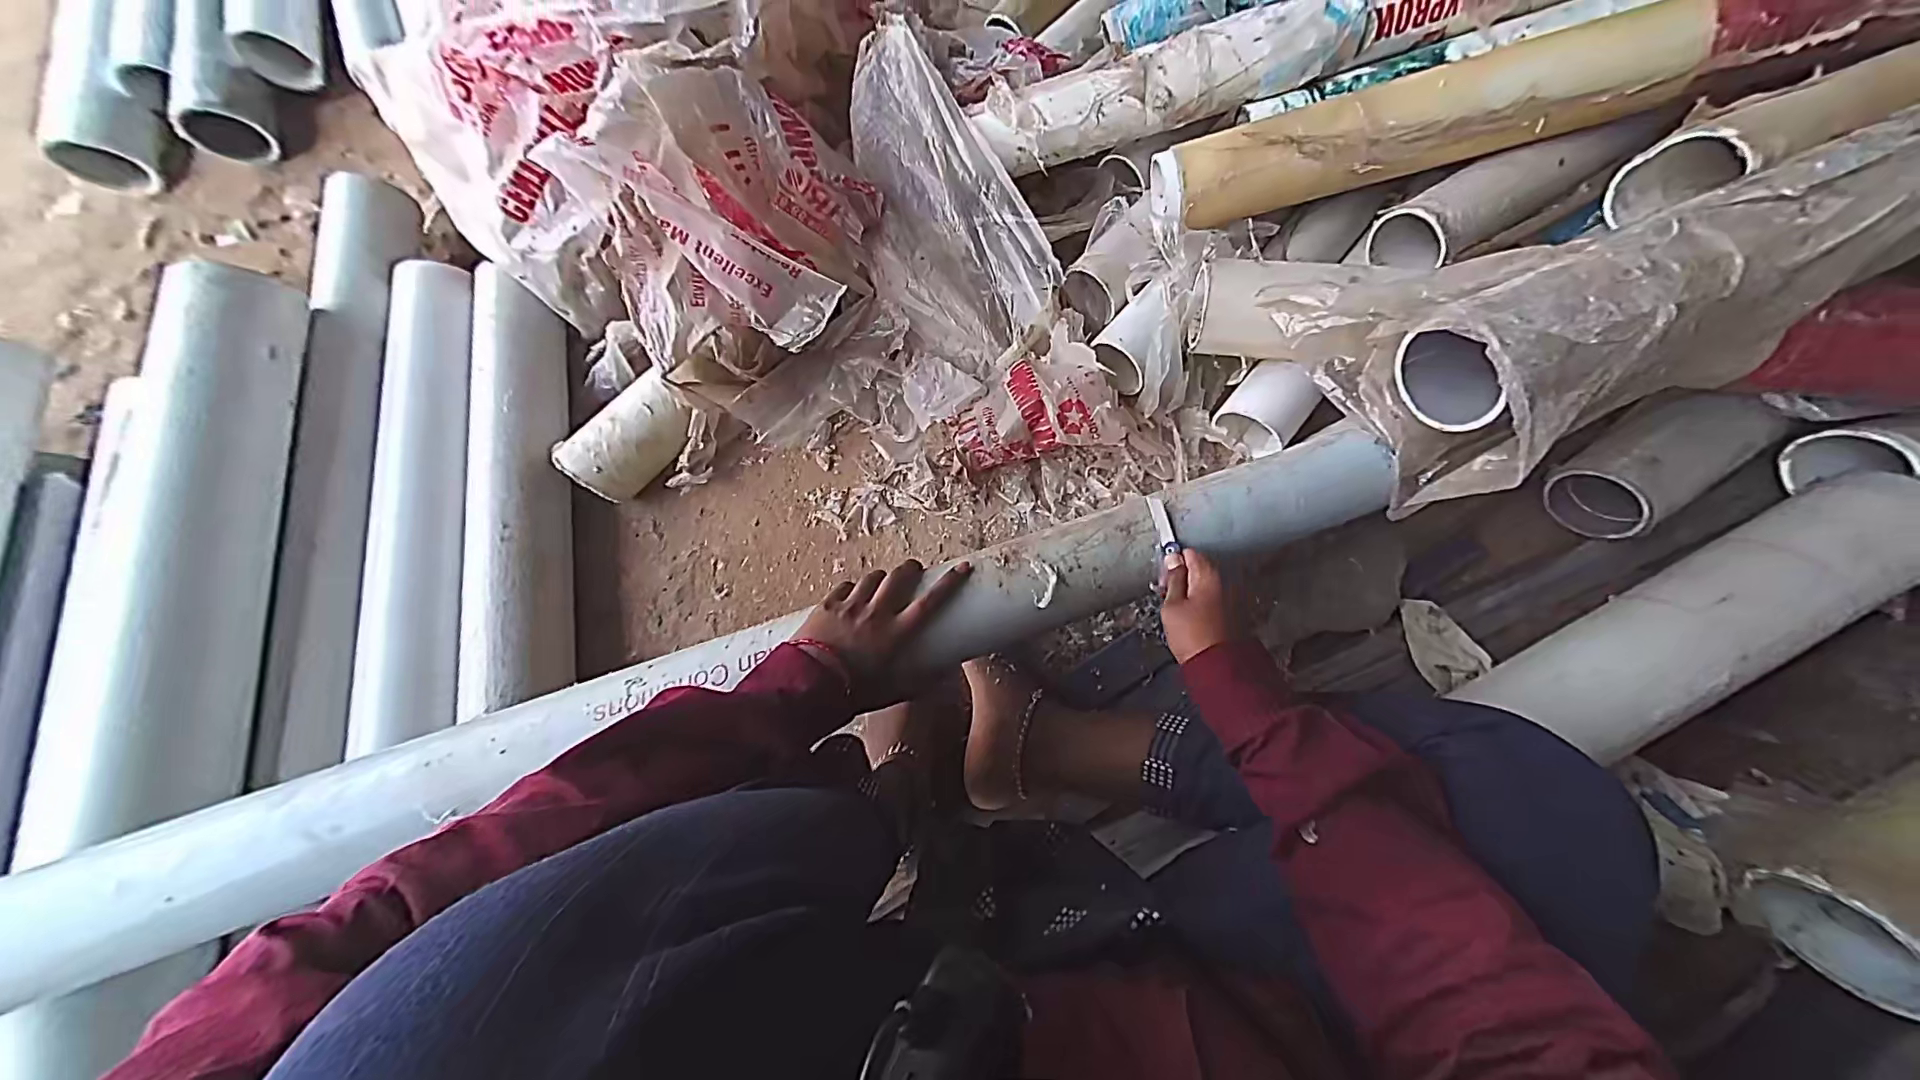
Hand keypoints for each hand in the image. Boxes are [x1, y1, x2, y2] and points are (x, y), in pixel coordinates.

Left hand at [795, 559, 971, 707]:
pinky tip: (852, 597)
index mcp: (896, 633)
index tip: (962, 568)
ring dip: (881, 579)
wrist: (808, 686)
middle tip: (914, 573)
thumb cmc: (851, 693)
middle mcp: (876, 614)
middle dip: (910, 569)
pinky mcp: (828, 605)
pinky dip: (852, 589)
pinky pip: (845, 586)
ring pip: (872, 578)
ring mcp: (851, 607)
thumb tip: (939, 678)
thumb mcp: (891, 691)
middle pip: (900, 577)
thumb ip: (916, 683)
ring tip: (882, 586)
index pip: (931, 601)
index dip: (949, 583)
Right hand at [1160, 548, 1235, 663]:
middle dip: (1182, 577)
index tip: (1163, 578)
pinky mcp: (1234, 613)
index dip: (1172, 563)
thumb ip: (1173, 579)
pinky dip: (1202, 604)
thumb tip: (1173, 560)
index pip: (1189, 554)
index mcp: (1209, 576)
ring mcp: (1232, 597)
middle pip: (1199, 568)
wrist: (1217, 667)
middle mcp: (1225, 582)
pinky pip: (1214, 599)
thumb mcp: (1172, 605)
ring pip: (1206, 585)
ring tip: (1179, 611)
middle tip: (1167, 596)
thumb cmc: (1193, 636)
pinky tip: (1192, 619)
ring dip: (1192, 592)